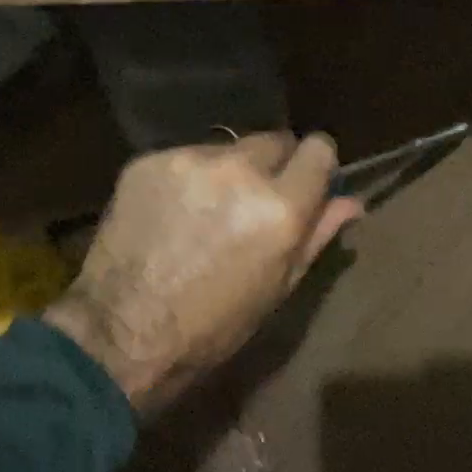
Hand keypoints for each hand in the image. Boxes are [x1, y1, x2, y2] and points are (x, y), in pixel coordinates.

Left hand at [43, 133, 359, 414]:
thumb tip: (351, 201)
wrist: (120, 332)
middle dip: (271, 165)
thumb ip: (316, 236)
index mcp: (279, 207)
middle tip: (252, 203)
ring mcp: (188, 159)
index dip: (315, 166)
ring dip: (225, 171)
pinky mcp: (149, 160)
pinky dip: (184, 178)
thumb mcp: (276, 289)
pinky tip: (169, 213)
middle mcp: (238, 170)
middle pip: (274, 139)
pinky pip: (182, 157)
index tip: (305, 183)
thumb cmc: (211, 328)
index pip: (318, 149)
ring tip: (204, 212)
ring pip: (226, 147)